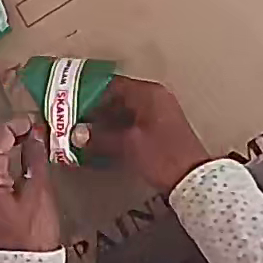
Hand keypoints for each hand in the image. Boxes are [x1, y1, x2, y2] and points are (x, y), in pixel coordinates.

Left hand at [0, 116, 62, 252]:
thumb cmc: (33, 231)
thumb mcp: (39, 190)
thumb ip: (35, 157)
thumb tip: (36, 133)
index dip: (17, 124)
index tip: (36, 121)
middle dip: (9, 129)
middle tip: (34, 128)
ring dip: (3, 140)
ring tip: (28, 138)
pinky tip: (18, 152)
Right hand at [83, 78, 211, 192]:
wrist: (192, 178)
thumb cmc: (162, 156)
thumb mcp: (128, 145)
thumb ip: (100, 137)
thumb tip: (77, 134)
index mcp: (149, 94)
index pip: (113, 85)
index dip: (90, 93)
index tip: (71, 103)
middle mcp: (155, 98)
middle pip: (119, 97)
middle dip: (96, 109)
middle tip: (73, 120)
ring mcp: (159, 114)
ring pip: (125, 111)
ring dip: (105, 121)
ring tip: (83, 132)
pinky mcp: (160, 130)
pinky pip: (133, 123)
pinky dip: (117, 130)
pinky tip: (102, 142)